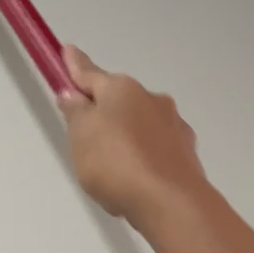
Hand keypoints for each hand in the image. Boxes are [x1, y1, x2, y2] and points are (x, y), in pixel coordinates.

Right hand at [56, 46, 216, 231]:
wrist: (171, 202)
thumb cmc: (116, 164)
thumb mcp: (81, 136)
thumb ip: (75, 112)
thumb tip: (73, 93)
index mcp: (121, 89)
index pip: (90, 74)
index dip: (74, 66)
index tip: (67, 50)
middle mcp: (151, 98)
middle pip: (119, 99)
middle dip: (103, 110)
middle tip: (86, 134)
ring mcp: (173, 124)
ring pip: (141, 122)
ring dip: (127, 133)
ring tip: (114, 165)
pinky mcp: (186, 151)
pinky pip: (156, 146)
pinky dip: (145, 153)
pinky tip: (139, 174)